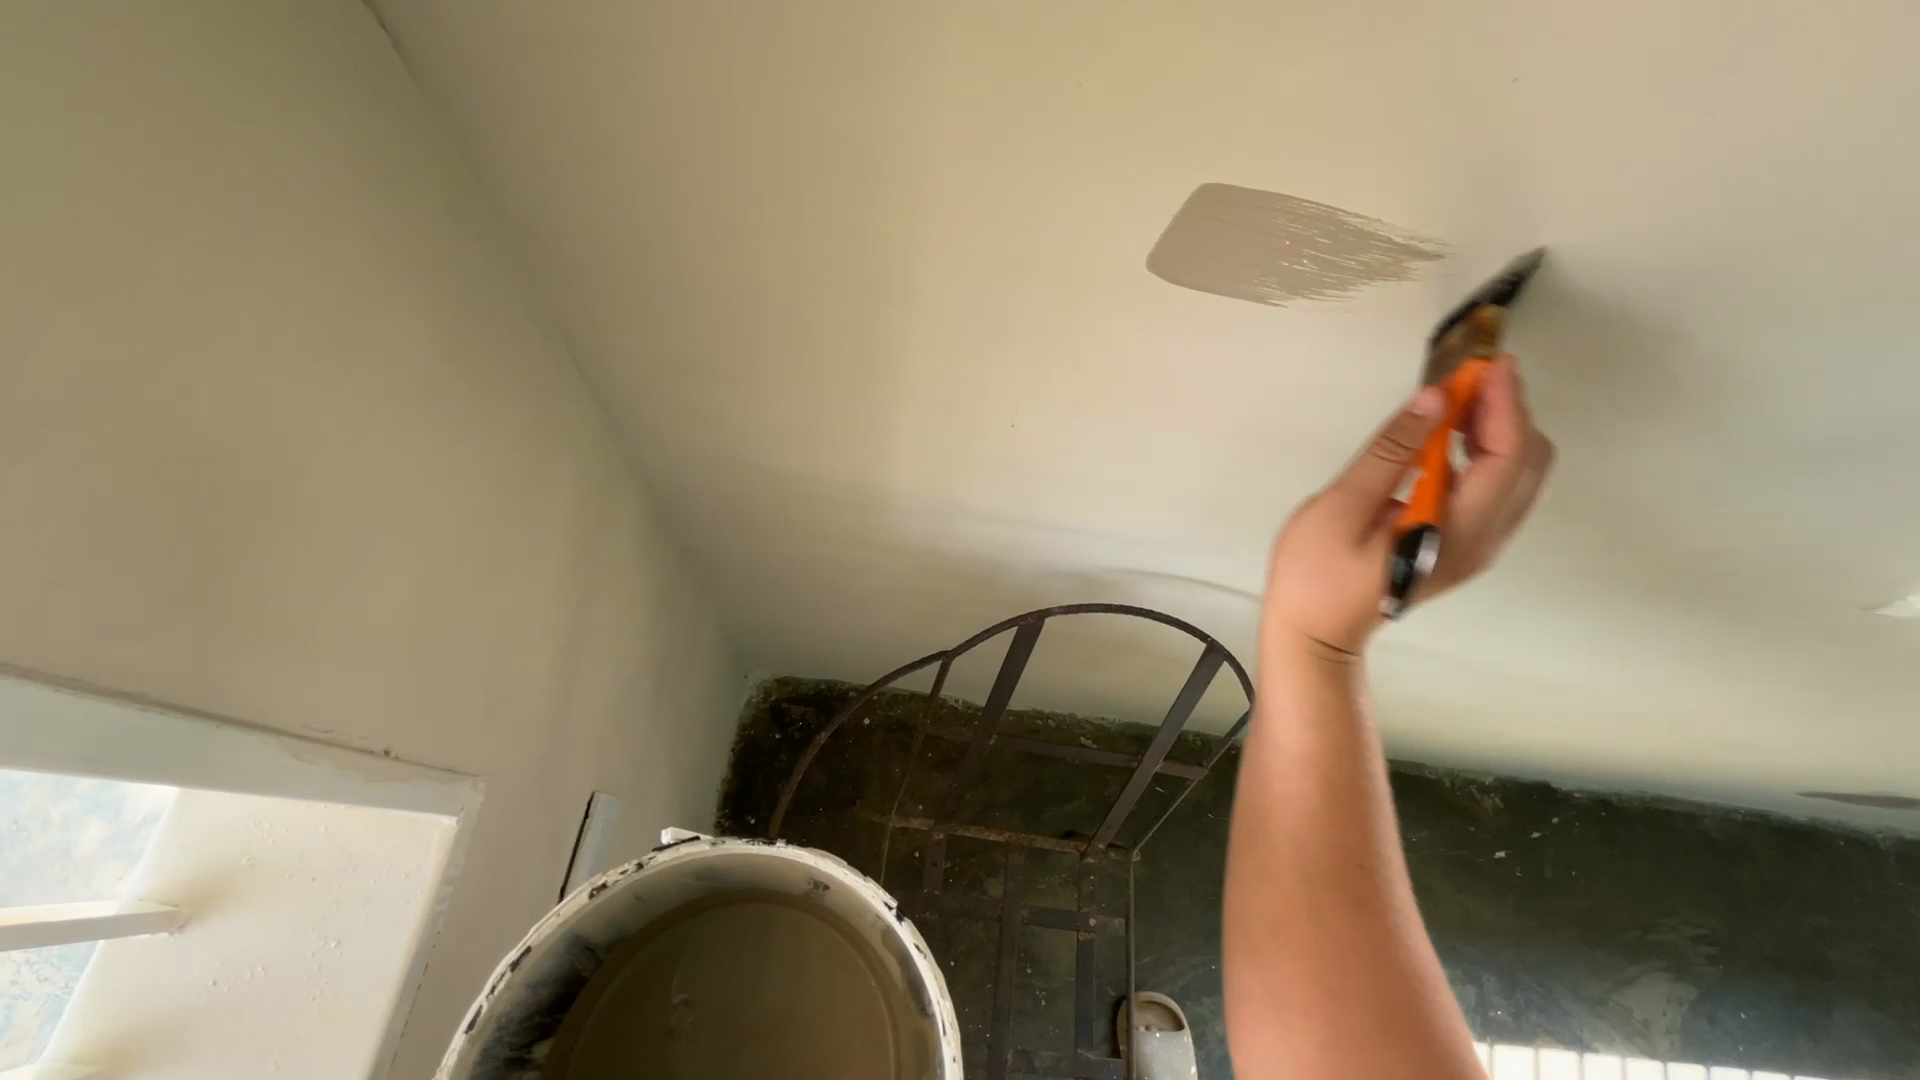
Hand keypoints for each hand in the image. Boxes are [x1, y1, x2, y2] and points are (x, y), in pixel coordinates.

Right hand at [1263, 354, 1553, 659]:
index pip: (1505, 456)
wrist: (1314, 631)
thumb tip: (1432, 400)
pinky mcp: (1462, 546)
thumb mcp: (1340, 508)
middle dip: (1506, 412)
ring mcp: (1476, 547)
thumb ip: (1389, 452)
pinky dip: (1485, 453)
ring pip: (1518, 476)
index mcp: (1456, 532)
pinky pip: (1497, 489)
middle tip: (1463, 380)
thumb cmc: (1316, 573)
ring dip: (1498, 430)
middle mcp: (1482, 540)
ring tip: (1453, 403)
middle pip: (1527, 462)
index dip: (1502, 404)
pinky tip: (1447, 439)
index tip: (1485, 363)